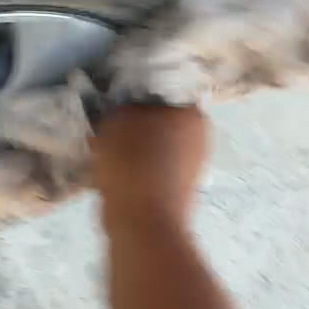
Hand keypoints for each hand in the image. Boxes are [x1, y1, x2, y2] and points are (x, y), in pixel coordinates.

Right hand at [89, 104, 208, 223]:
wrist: (142, 218)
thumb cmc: (131, 161)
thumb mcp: (118, 119)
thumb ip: (125, 105)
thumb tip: (128, 107)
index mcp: (192, 113)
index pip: (164, 90)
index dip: (138, 94)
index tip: (117, 104)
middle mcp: (201, 136)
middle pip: (161, 118)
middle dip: (137, 121)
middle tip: (109, 127)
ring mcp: (194, 164)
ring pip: (156, 142)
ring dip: (135, 144)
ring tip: (107, 151)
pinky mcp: (180, 186)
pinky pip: (154, 165)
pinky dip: (138, 166)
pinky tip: (116, 172)